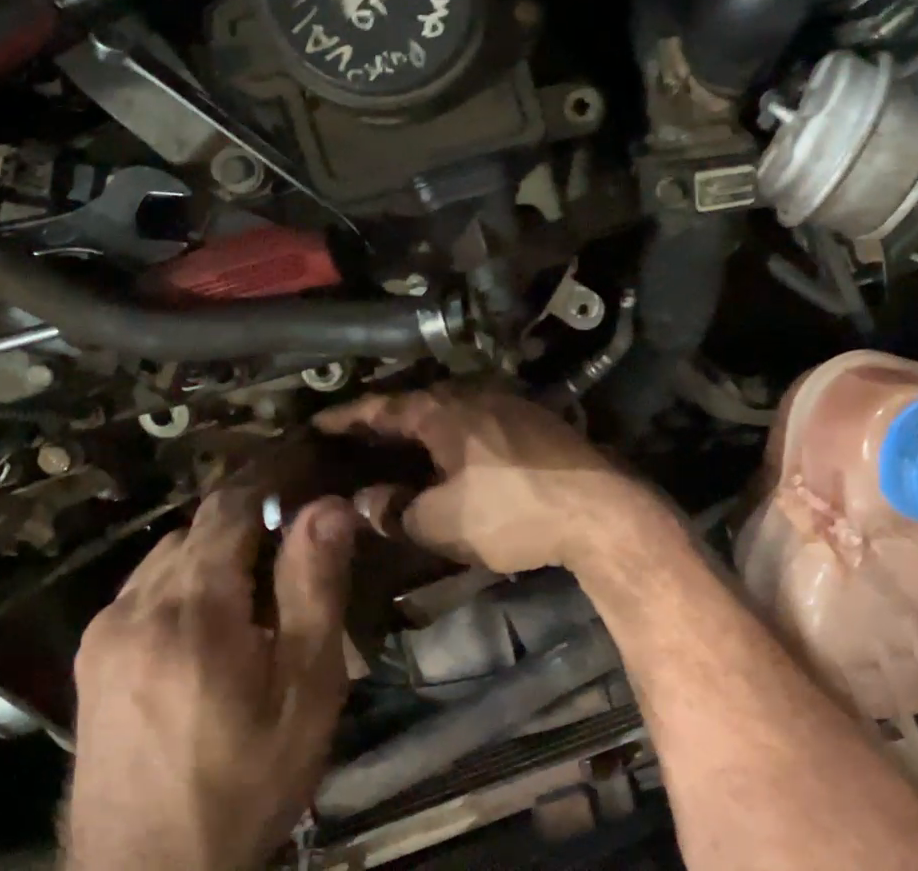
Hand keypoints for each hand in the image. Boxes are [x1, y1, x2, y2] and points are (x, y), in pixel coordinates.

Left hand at [63, 490, 356, 870]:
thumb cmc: (247, 778)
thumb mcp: (305, 688)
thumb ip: (314, 589)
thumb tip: (328, 506)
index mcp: (193, 609)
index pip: (229, 508)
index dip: (270, 484)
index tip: (310, 475)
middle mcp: (136, 607)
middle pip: (196, 529)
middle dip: (247, 522)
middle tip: (298, 541)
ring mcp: (104, 634)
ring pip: (165, 557)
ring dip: (213, 554)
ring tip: (259, 582)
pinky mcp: (90, 662)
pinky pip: (142, 591)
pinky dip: (182, 583)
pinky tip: (211, 622)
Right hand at [312, 386, 665, 574]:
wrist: (600, 510)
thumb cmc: (512, 512)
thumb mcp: (442, 521)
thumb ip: (398, 510)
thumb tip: (368, 501)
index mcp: (446, 411)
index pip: (383, 407)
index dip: (348, 418)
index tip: (317, 425)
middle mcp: (478, 396)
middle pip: (421, 404)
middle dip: (388, 422)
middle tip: (356, 441)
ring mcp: (514, 407)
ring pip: (456, 414)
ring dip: (426, 431)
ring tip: (400, 452)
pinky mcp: (541, 425)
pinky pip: (482, 426)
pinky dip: (458, 440)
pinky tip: (455, 462)